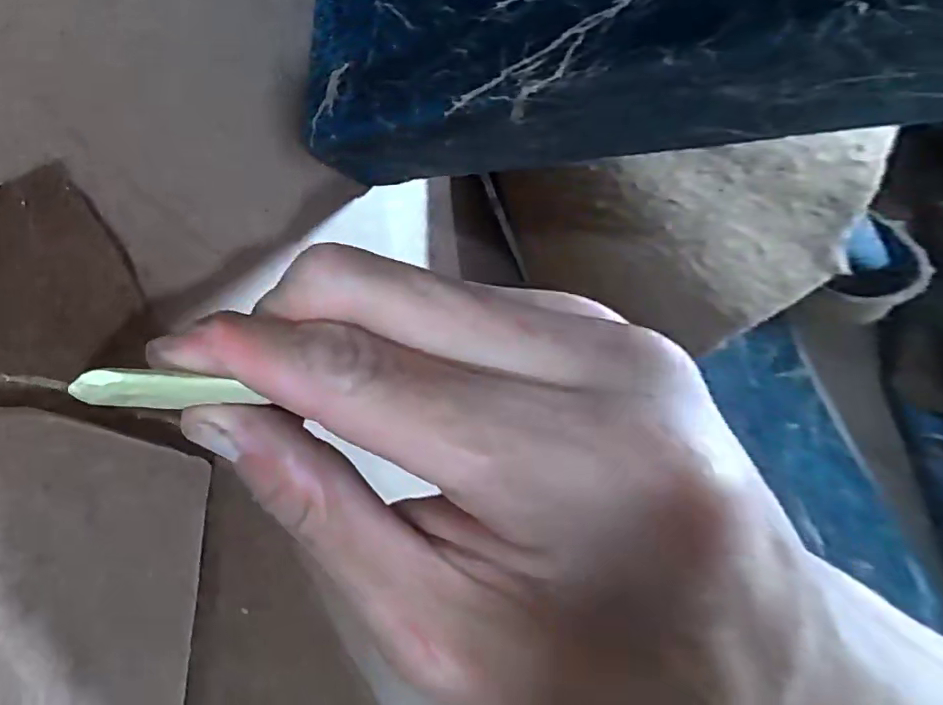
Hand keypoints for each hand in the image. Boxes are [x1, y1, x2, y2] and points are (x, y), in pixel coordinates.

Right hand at [150, 244, 842, 703]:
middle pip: (363, 284)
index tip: (167, 354)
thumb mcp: (433, 634)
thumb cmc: (594, 688)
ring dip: (317, 322)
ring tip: (294, 388)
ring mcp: (593, 323)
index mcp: (565, 463)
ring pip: (391, 277)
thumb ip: (312, 507)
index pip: (351, 370)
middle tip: (226, 378)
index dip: (240, 351)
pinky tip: (374, 383)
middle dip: (270, 319)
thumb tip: (215, 413)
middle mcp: (589, 360)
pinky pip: (431, 293)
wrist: (776, 678)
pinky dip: (372, 325)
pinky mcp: (581, 312)